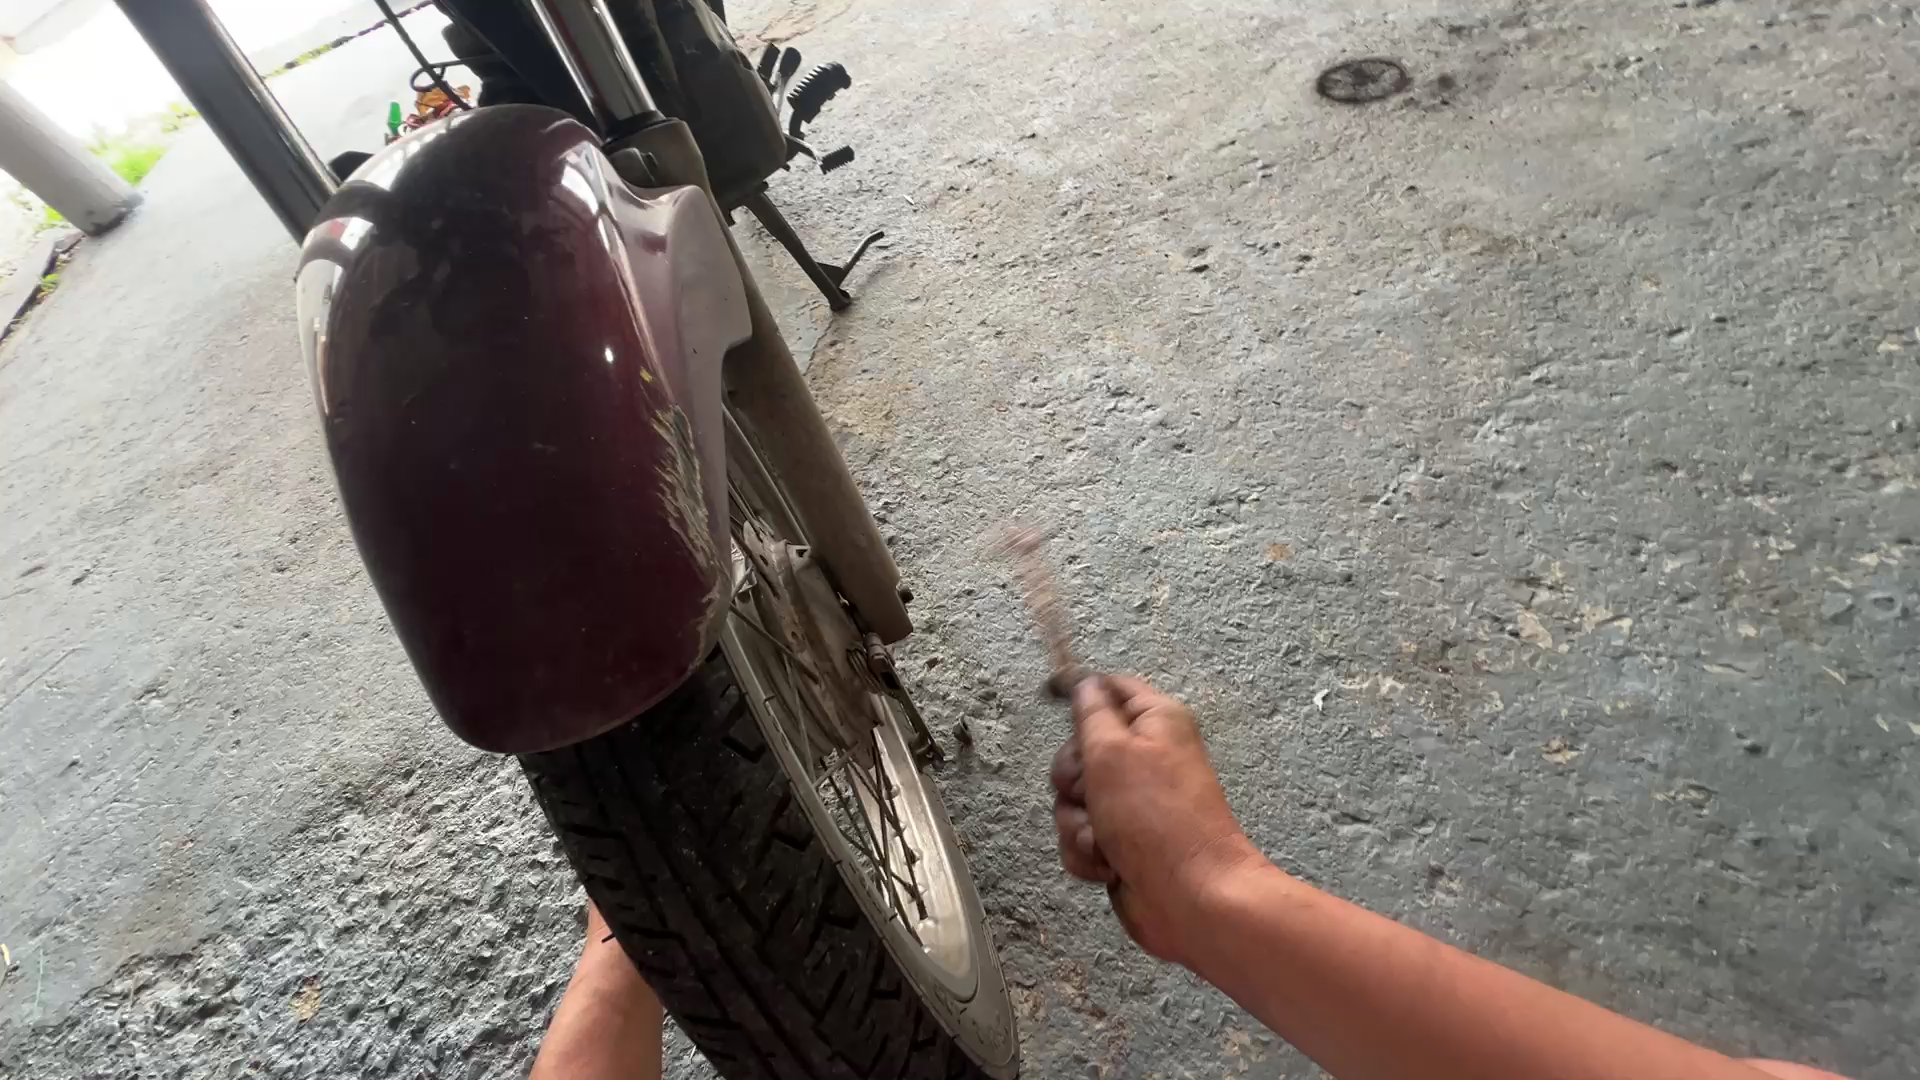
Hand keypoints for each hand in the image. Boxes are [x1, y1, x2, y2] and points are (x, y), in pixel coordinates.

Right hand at [1051, 675, 1264, 964]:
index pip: (1110, 687)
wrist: (1192, 899)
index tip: (1048, 697)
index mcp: (1154, 721)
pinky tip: (1105, 865)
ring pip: (1074, 796)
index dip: (1080, 691)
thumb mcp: (1113, 750)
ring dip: (1076, 821)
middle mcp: (1144, 756)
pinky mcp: (1119, 840)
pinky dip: (1085, 851)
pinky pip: (1079, 833)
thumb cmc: (1154, 816)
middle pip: (1080, 746)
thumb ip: (1092, 712)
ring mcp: (1131, 801)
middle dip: (1072, 776)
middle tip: (1089, 791)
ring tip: (1101, 839)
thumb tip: (1085, 683)